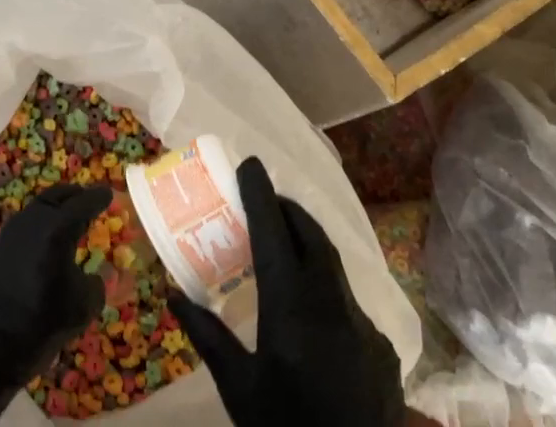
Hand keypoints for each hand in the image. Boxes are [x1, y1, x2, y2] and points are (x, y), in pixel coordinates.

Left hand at [0, 183, 111, 422]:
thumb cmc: (41, 322)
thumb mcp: (83, 306)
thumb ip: (97, 283)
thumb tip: (97, 274)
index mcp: (56, 228)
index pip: (83, 203)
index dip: (98, 198)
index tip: (109, 193)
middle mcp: (32, 221)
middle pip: (56, 197)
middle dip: (75, 196)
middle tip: (90, 199)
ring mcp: (10, 232)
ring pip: (38, 208)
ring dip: (56, 208)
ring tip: (71, 217)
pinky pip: (26, 224)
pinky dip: (42, 224)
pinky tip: (48, 239)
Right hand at [169, 157, 404, 426]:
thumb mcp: (239, 391)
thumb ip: (208, 337)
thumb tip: (171, 294)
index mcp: (291, 311)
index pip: (273, 236)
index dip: (260, 196)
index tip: (248, 164)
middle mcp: (333, 307)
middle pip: (313, 239)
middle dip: (287, 211)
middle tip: (262, 200)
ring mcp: (365, 328)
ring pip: (333, 270)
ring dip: (307, 247)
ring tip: (280, 247)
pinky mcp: (384, 351)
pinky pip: (348, 305)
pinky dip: (324, 290)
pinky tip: (308, 316)